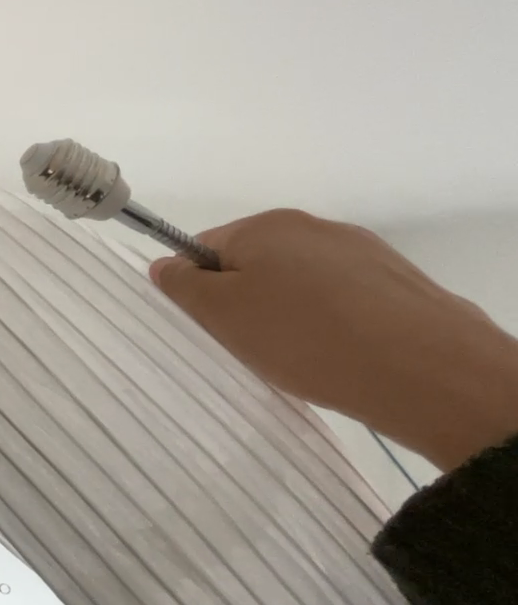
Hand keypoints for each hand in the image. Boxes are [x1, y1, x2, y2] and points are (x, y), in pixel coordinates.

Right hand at [152, 210, 517, 471]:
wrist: (435, 378)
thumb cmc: (305, 337)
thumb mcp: (218, 313)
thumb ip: (181, 284)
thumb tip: (168, 265)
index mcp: (265, 226)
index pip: (202, 248)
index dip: (198, 288)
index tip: (213, 322)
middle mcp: (316, 228)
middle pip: (254, 263)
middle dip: (246, 299)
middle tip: (252, 341)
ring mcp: (368, 255)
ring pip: (301, 283)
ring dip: (292, 312)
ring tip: (304, 354)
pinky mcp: (406, 286)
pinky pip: (346, 301)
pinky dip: (336, 324)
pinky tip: (344, 355)